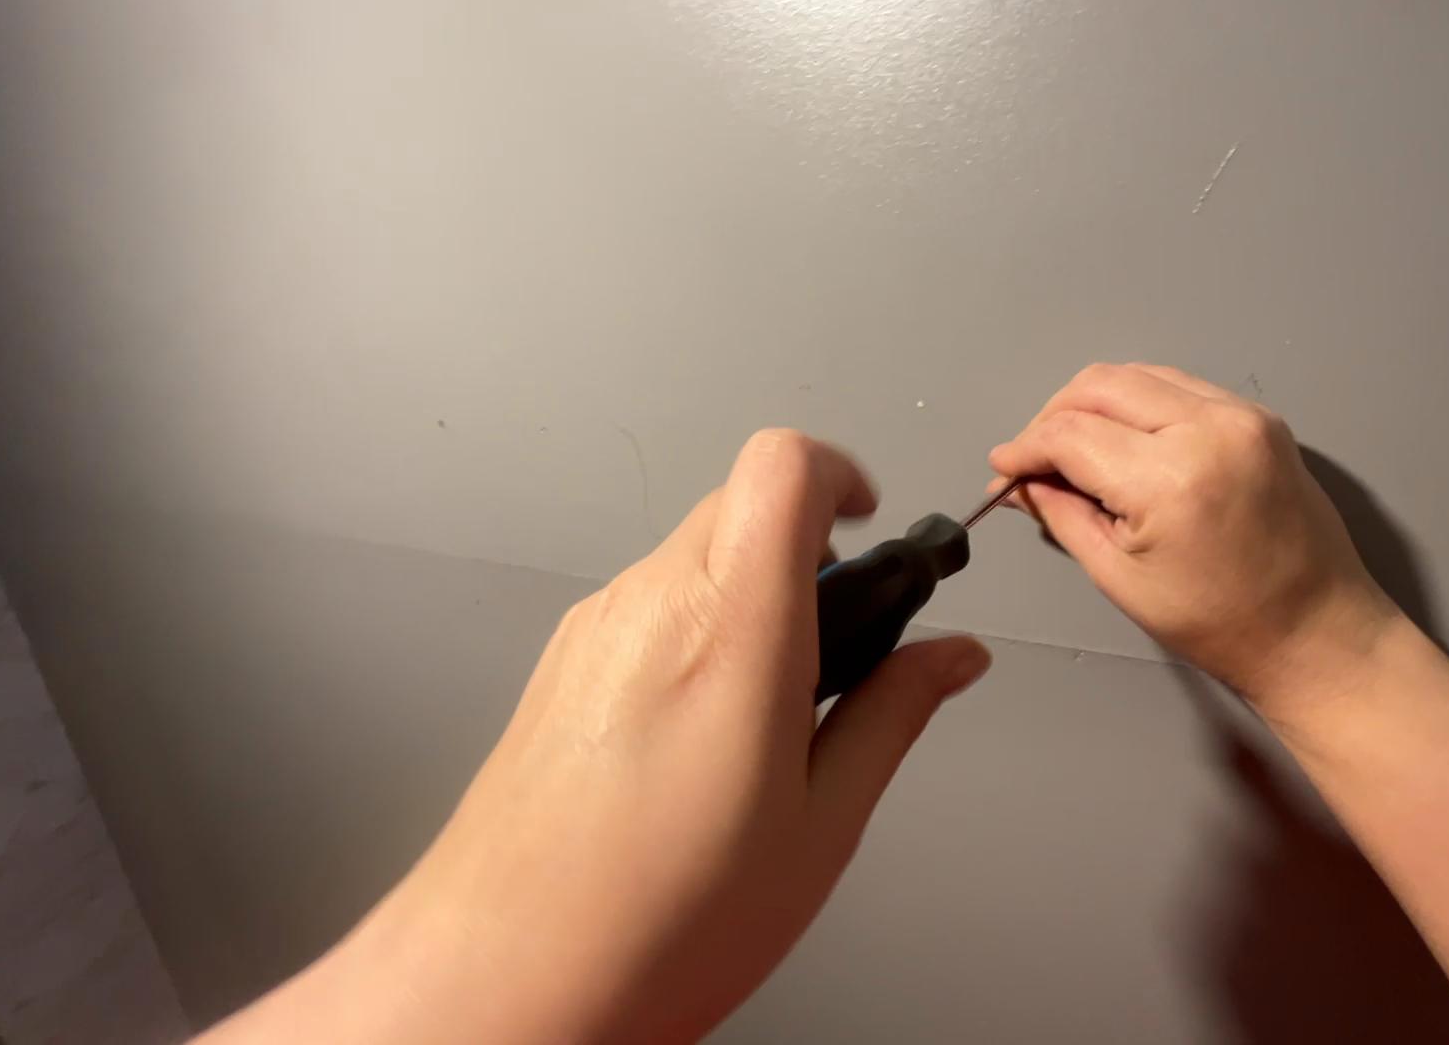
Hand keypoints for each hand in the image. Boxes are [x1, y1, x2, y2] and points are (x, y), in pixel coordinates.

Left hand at [327, 431, 990, 1044]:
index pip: (784, 468)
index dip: (840, 476)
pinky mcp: (567, 650)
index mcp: (731, 630)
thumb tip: (951, 657)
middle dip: (809, 545)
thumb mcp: (821, 823)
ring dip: (754, 586)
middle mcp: (655, 603)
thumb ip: (894, 712)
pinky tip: (702, 723)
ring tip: (767, 704)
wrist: (497, 981)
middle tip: (833, 640)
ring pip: (700, 546)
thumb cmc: (659, 921)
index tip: (867, 528)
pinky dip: (703, 617)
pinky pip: (656, 592)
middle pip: (746, 500)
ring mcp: (600, 621)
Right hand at [989, 364, 1393, 710]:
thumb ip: (1060, 514)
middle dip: (1050, 418)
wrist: (1318, 632)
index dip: (1024, 449)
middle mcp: (1209, 426)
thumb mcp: (1117, 575)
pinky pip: (1173, 386)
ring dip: (1089, 405)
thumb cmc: (1214, 622)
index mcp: (1170, 478)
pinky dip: (1132, 404)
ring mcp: (1241, 413)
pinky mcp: (1257, 416)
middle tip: (1032, 461)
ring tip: (1071, 452)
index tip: (1002, 471)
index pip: (1070, 434)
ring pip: (1135, 375)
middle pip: (1098, 385)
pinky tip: (1119, 442)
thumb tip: (1019, 483)